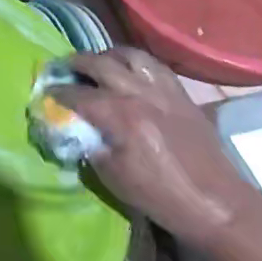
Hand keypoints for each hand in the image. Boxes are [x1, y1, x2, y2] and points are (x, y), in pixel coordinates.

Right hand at [47, 48, 260, 247]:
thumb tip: (70, 126)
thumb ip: (87, 143)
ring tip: (95, 65)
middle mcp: (140, 94)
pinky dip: (133, 63)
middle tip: (61, 70)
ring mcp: (164, 91)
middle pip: (98, 63)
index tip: (43, 94)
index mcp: (120, 116)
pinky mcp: (181, 94)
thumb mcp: (111, 175)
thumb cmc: (160, 196)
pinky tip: (127, 73)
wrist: (218, 205)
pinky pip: (153, 65)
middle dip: (74, 64)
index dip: (55, 92)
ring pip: (128, 55)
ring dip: (105, 56)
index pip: (76, 94)